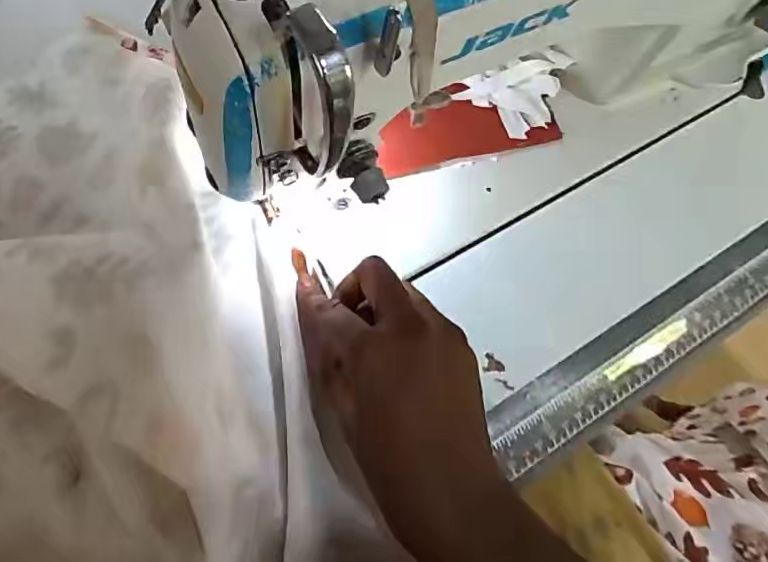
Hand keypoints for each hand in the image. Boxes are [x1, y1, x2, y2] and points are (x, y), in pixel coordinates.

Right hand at [296, 254, 580, 561]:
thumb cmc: (391, 464)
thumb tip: (324, 329)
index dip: (315, 302)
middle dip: (355, 288)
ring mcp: (443, 330)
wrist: (456, 494)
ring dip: (385, 307)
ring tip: (380, 350)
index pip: (335, 310)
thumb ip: (333, 363)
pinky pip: (428, 317)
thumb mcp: (347, 414)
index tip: (304, 294)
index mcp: (376, 348)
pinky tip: (408, 366)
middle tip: (348, 324)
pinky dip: (410, 326)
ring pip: (406, 291)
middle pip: (378, 272)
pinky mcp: (462, 343)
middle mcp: (412, 325)